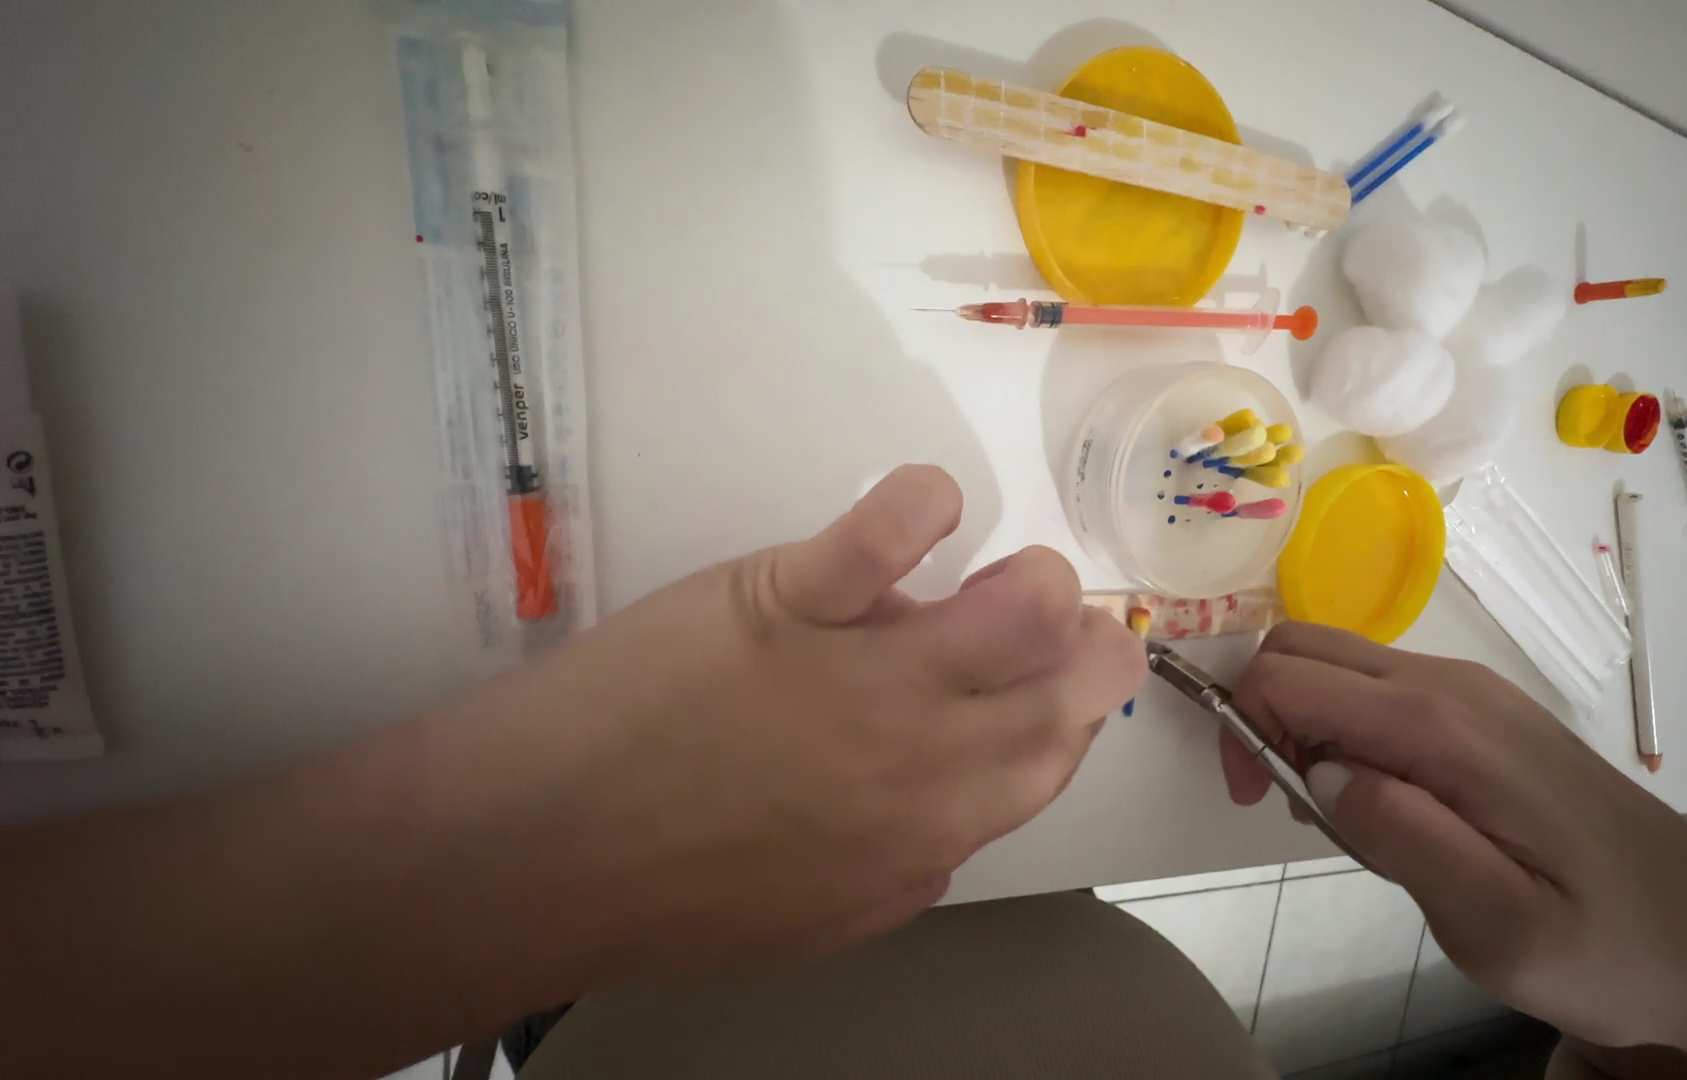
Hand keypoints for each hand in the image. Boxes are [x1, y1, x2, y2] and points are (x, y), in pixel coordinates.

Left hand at [428, 465, 1142, 991]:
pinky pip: (885, 532)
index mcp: (943, 827)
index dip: (1080, 696)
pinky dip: (922, 502)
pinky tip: (924, 504)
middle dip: (1087, 632)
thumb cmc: (685, 888)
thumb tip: (960, 796)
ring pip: (1018, 605)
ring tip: (992, 564)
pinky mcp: (791, 600)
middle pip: (1074, 676)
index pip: (1064, 746)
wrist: (544, 853)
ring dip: (1033, 575)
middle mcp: (931, 753)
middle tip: (1047, 608)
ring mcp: (866, 673)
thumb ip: (919, 859)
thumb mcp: (833, 908)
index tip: (1063, 665)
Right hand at [1220, 623, 1686, 1079]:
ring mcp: (1465, 687)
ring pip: (1331, 662)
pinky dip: (1337, 723)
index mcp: (1440, 725)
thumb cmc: (1606, 949)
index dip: (1244, 727)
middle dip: (1262, 712)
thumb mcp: (1503, 931)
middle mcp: (1445, 682)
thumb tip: (1320, 772)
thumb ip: (1403, 840)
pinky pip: (1369, 685)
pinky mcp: (1475, 704)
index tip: (1254, 795)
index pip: (1287, 678)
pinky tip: (1379, 793)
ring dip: (1300, 721)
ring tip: (1341, 808)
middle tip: (1287, 795)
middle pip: (1299, 648)